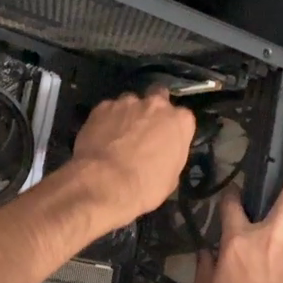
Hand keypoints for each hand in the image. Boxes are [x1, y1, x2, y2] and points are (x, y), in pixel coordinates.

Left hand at [68, 89, 195, 224]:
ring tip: (117, 135)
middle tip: (143, 130)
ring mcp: (127, 102)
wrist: (105, 183)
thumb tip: (163, 153)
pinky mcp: (102, 107)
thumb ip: (170, 154)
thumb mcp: (171, 177)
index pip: (182, 117)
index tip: (165, 140)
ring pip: (130, 103)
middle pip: (158, 97)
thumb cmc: (145, 186)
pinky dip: (106, 120)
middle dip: (152, 109)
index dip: (172, 129)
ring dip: (127, 115)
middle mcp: (155, 104)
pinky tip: (100, 137)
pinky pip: (107, 110)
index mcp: (180, 121)